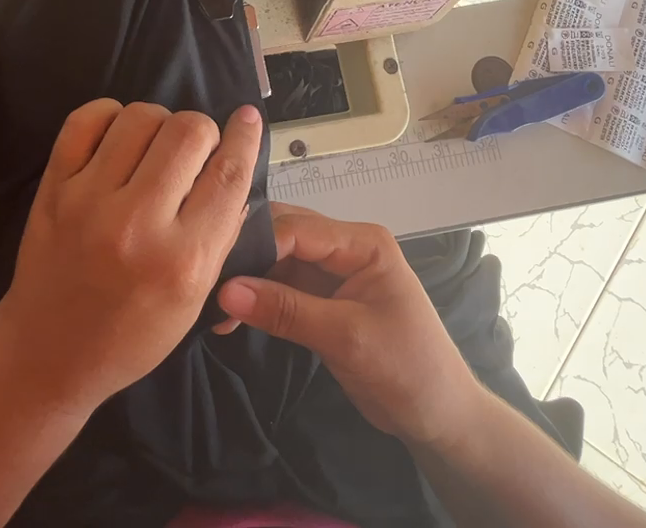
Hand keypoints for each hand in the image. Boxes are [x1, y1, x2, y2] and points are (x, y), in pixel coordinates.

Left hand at [0, 99, 262, 413]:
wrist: (49, 353)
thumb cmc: (131, 335)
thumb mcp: (194, 300)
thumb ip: (221, 235)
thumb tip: (236, 170)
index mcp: (183, 259)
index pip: (228, 175)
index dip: (245, 138)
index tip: (247, 119)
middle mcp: (138, 223)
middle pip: (188, 132)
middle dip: (201, 130)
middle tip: (193, 150)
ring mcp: (89, 199)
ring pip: (140, 117)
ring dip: (158, 122)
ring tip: (154, 146)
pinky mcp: (54, 187)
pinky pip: (86, 120)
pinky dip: (109, 115)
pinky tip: (118, 135)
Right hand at [214, 203, 481, 445]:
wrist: (440, 417)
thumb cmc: (408, 368)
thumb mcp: (346, 338)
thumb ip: (286, 310)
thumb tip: (225, 292)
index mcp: (361, 242)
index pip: (296, 228)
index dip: (255, 244)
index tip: (214, 267)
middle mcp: (344, 247)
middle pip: (282, 234)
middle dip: (245, 255)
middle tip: (204, 279)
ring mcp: (331, 273)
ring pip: (276, 260)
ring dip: (245, 278)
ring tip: (209, 301)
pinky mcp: (320, 298)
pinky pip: (279, 286)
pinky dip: (255, 298)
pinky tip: (228, 314)